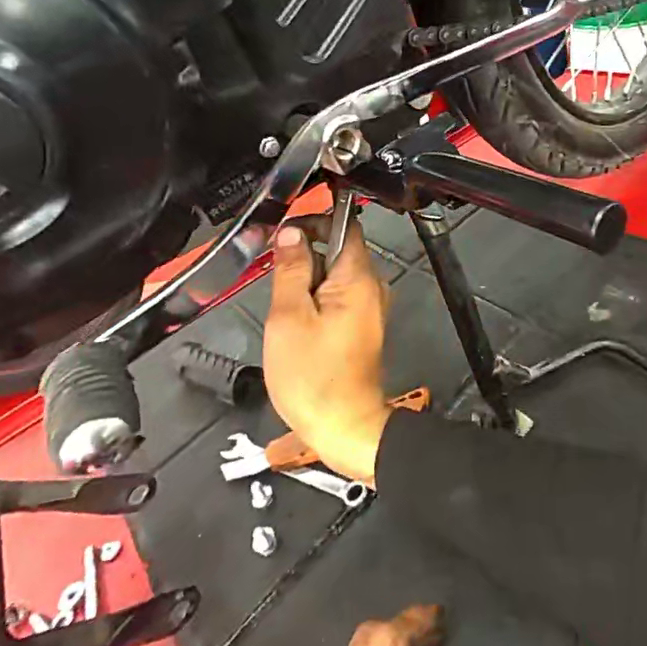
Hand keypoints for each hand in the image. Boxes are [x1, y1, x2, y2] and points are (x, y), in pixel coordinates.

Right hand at [262, 218, 390, 484]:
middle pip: (338, 249)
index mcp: (358, 278)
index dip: (313, 221)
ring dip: (307, 280)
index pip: (344, 225)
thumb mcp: (288, 317)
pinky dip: (316, 298)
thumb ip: (290, 270)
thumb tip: (292, 233)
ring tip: (283, 306)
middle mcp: (372, 287)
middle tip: (274, 274)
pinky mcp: (362, 324)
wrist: (342, 424)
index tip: (284, 233)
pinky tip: (296, 320)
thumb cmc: (313, 376)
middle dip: (305, 255)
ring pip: (335, 274)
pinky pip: (339, 296)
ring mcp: (369, 306)